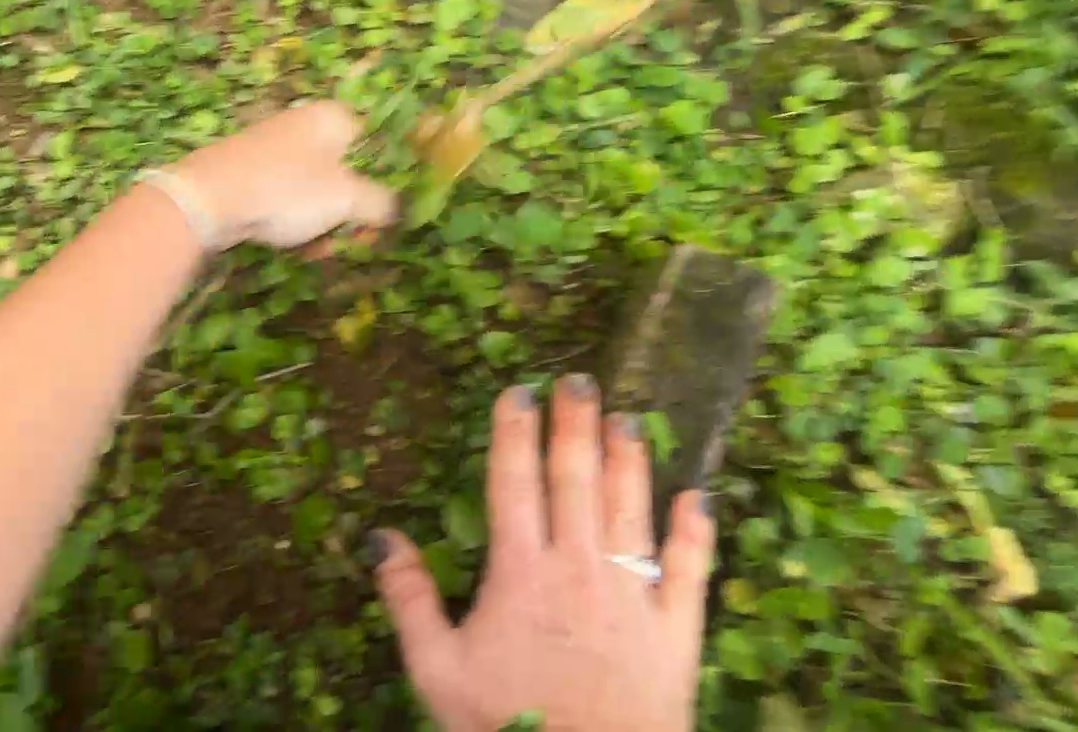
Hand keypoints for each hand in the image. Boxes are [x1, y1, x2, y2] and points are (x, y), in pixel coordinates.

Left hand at [167, 101, 395, 249]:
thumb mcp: (347, 198)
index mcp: (332, 117)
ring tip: (318, 249)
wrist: (207, 199)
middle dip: (351, 210)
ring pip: (315, 189)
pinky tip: (292, 246)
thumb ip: (381, 202)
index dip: (386, 179)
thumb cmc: (287, 190)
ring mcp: (273, 147)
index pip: (377, 142)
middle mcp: (303, 124)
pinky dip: (293, 220)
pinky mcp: (249, 172)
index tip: (385, 213)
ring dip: (322, 222)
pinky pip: (285, 197)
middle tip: (353, 240)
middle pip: (346, 170)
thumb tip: (396, 208)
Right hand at [372, 377, 715, 731]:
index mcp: (520, 572)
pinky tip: (699, 496)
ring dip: (628, 461)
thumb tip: (379, 534)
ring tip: (626, 418)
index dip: (514, 434)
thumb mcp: (435, 667)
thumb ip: (406, 597)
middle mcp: (577, 570)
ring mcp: (632, 598)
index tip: (520, 392)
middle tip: (580, 380)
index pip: (514, 484)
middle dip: (574, 427)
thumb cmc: (506, 725)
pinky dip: (694, 534)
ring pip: (631, 513)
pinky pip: (689, 573)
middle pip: (575, 482)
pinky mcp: (677, 634)